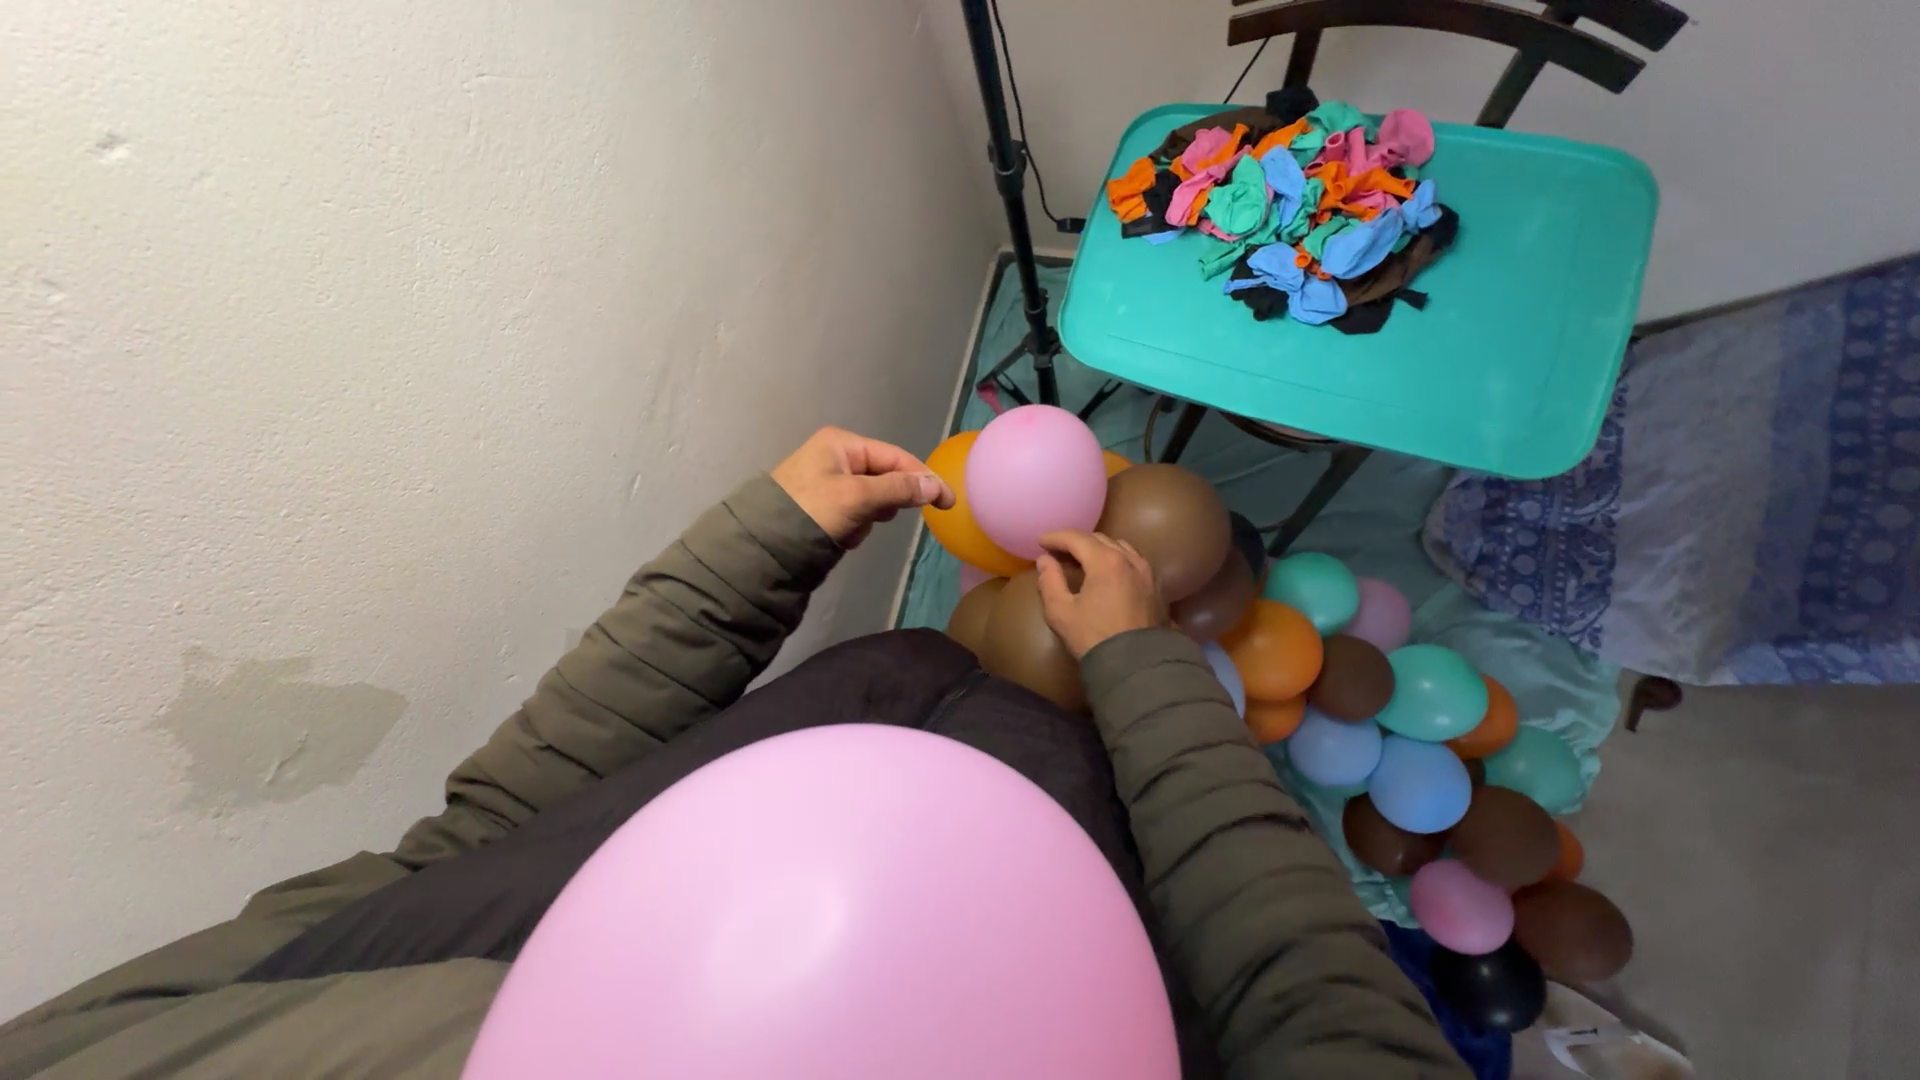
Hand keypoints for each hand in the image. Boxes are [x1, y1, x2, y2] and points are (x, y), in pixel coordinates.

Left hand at [771, 427, 954, 547]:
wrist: (765, 548)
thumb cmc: (811, 511)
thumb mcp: (858, 497)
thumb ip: (899, 489)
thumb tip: (936, 486)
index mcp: (842, 444)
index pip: (896, 457)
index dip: (923, 478)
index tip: (947, 502)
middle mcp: (837, 458)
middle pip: (886, 478)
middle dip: (884, 503)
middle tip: (875, 518)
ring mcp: (830, 483)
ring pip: (873, 501)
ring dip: (867, 519)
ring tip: (849, 529)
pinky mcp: (826, 507)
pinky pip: (856, 515)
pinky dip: (854, 527)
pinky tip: (839, 536)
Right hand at [1034, 530, 1168, 657]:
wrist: (1138, 666)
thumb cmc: (1094, 638)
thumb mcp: (1061, 612)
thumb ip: (1049, 581)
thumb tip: (1045, 560)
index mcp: (1106, 562)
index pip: (1076, 538)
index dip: (1055, 537)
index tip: (1040, 542)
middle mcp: (1130, 559)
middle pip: (1099, 539)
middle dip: (1076, 542)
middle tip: (1058, 552)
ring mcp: (1147, 572)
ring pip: (1120, 547)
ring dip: (1099, 548)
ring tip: (1084, 560)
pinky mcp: (1156, 586)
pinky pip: (1134, 562)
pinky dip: (1117, 560)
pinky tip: (1109, 573)